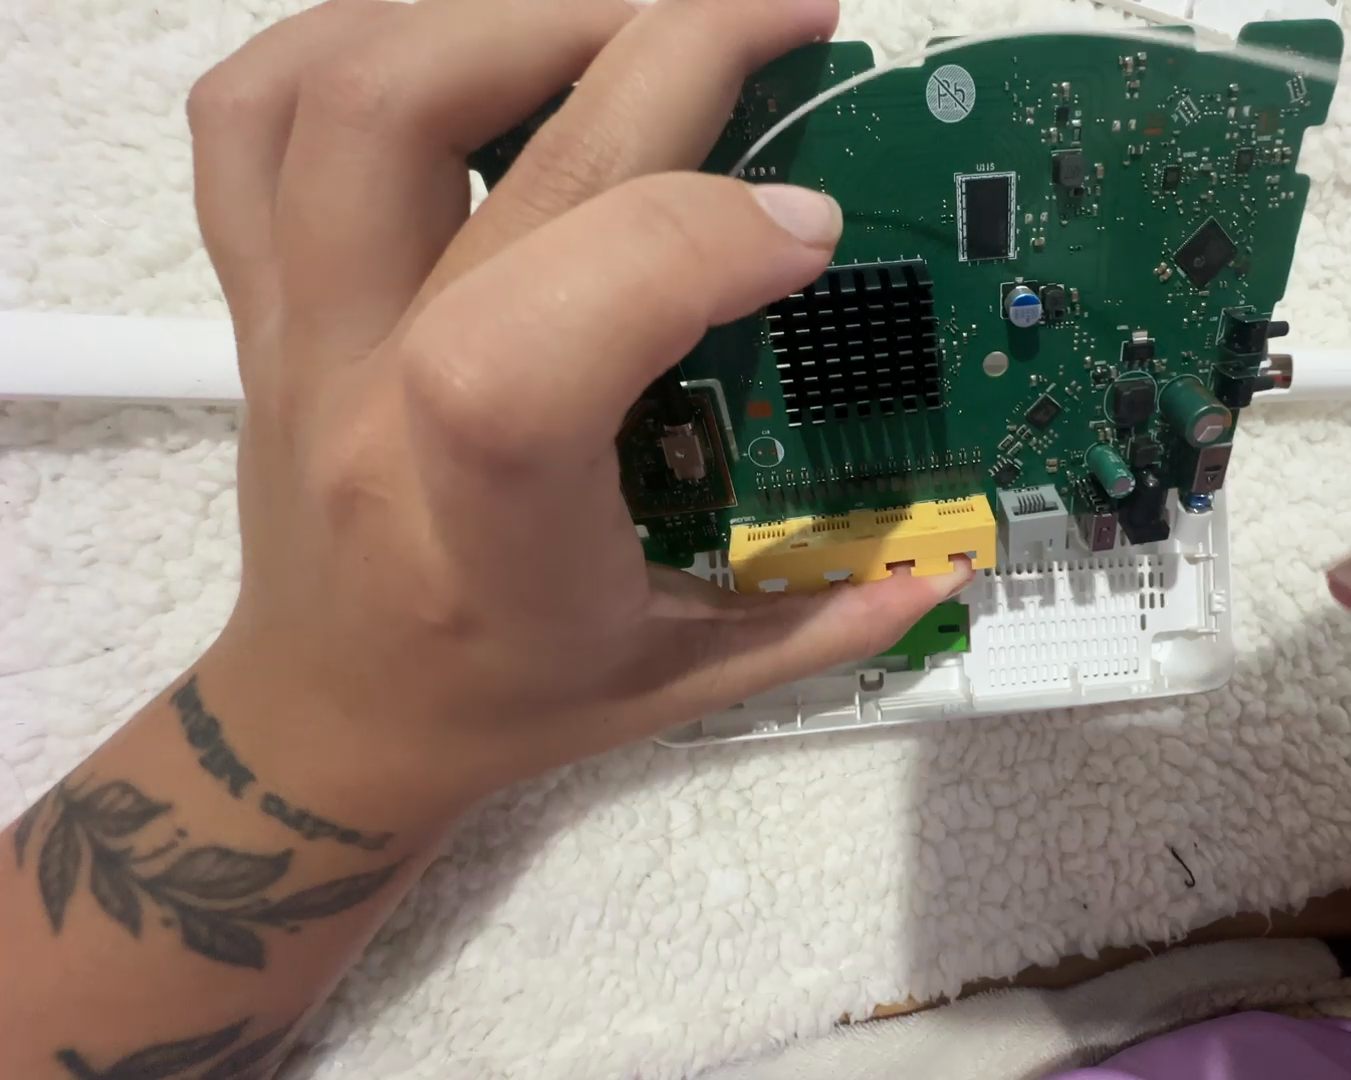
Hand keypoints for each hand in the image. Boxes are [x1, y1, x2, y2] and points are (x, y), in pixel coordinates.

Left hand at [188, 0, 965, 815]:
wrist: (334, 714)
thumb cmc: (514, 706)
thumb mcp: (686, 687)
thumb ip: (829, 625)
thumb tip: (952, 562)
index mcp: (491, 532)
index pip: (533, 350)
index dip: (684, 249)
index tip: (811, 225)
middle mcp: (369, 411)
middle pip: (483, 164)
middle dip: (669, 49)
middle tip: (796, 20)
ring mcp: (298, 335)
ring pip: (353, 90)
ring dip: (526, 9)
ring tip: (659, 13)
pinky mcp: (270, 297)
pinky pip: (265, 107)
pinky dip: (381, 30)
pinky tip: (496, 40)